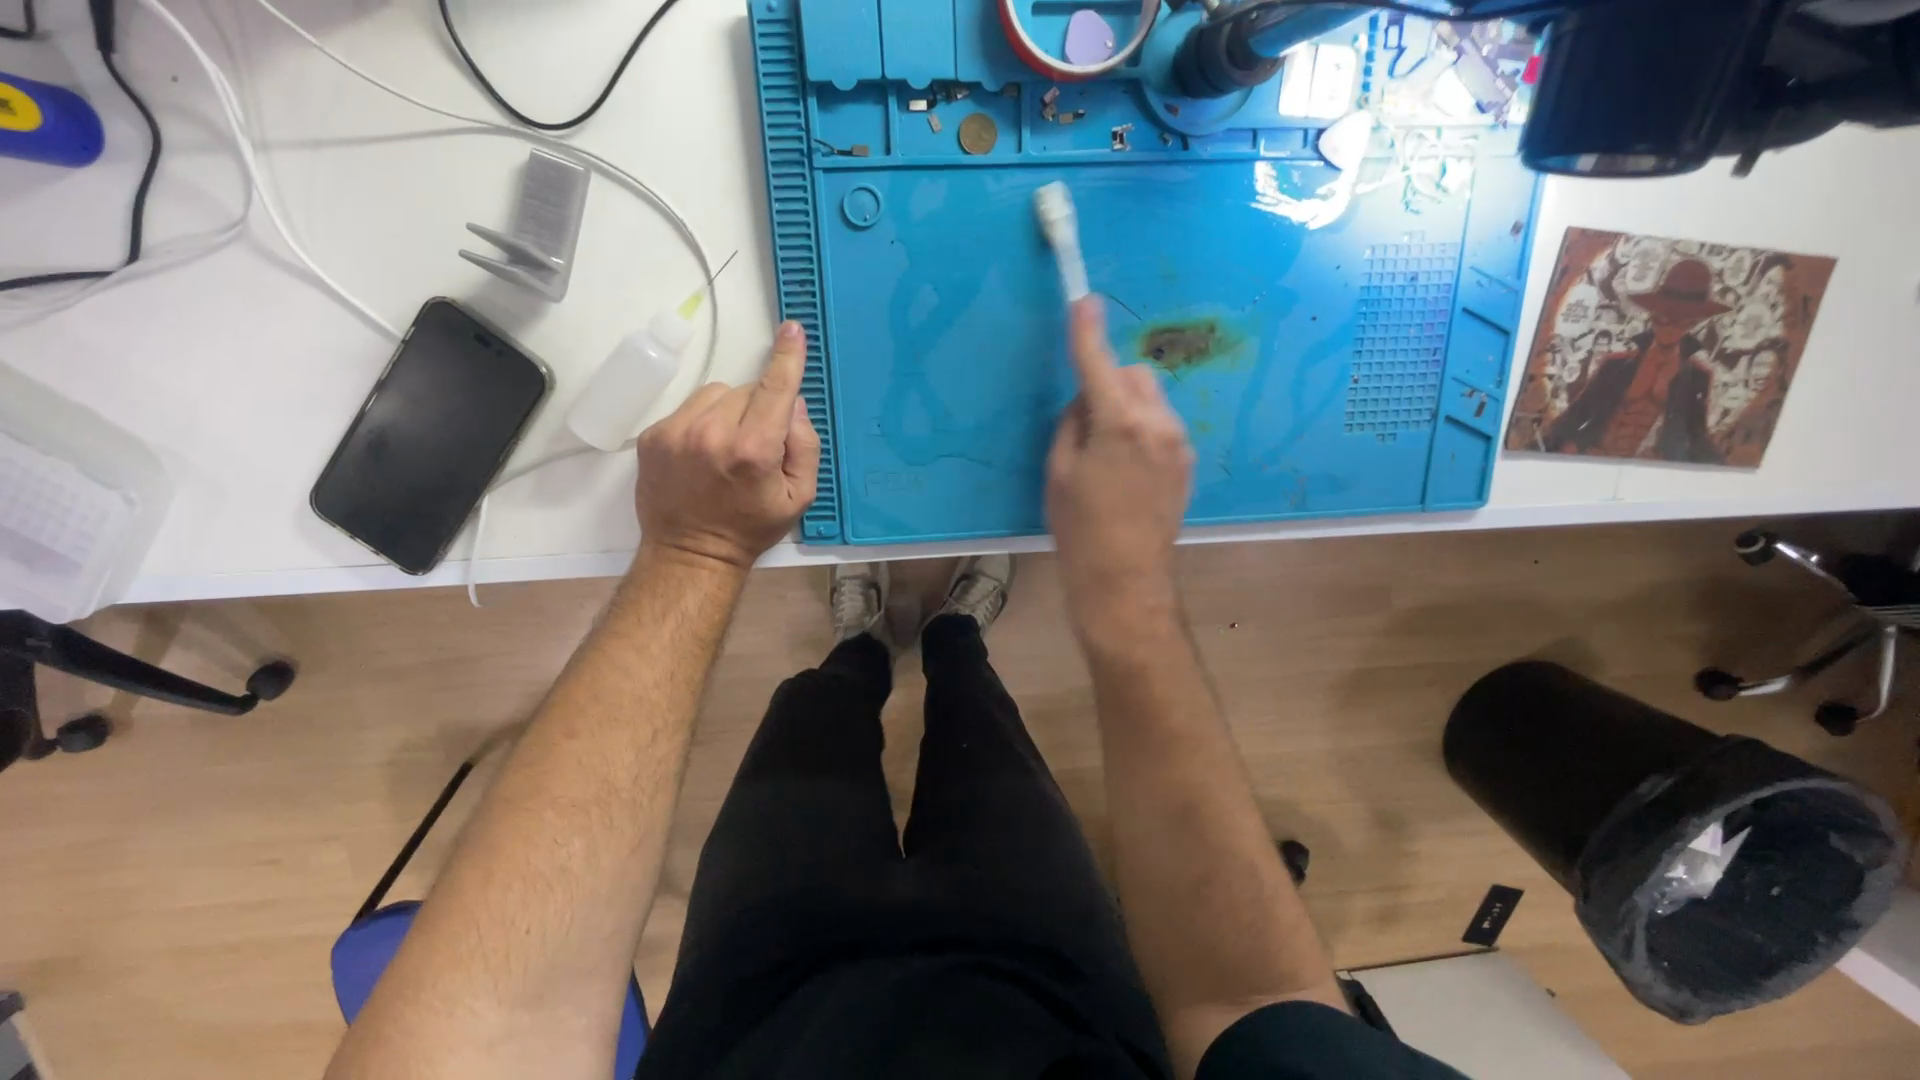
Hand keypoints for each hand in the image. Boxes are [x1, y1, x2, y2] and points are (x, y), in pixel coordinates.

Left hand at [634, 321, 820, 571]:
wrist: (690, 554)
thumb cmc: (751, 527)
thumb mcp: (800, 497)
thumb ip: (804, 445)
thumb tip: (792, 404)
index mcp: (753, 450)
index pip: (774, 389)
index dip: (787, 358)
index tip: (792, 330)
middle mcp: (713, 433)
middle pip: (748, 390)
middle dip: (759, 408)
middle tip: (758, 445)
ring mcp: (677, 432)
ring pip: (718, 393)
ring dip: (730, 410)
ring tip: (728, 447)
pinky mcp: (655, 435)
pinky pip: (691, 407)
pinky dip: (704, 420)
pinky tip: (704, 451)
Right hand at [1046, 296, 1194, 639]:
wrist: (1124, 579)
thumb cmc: (1079, 528)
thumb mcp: (1059, 470)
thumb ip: (1074, 421)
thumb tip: (1088, 399)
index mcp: (1119, 423)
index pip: (1099, 364)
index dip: (1087, 331)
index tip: (1083, 301)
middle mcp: (1158, 424)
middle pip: (1135, 374)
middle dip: (1111, 382)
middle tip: (1086, 420)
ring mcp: (1179, 444)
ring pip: (1152, 399)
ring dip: (1128, 407)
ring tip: (1108, 454)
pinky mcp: (1187, 462)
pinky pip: (1162, 426)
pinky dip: (1143, 429)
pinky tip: (1127, 470)